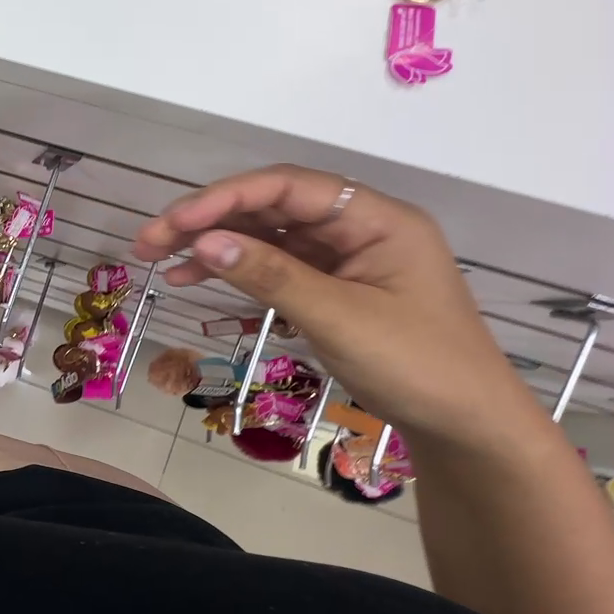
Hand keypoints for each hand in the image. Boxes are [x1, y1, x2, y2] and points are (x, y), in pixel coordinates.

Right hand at [132, 164, 539, 446]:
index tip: (173, 222)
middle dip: (205, 219)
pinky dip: (227, 271)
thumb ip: (270, 275)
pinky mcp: (325, 286)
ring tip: (155, 259)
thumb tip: (202, 242)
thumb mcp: (339, 318)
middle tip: (148, 241)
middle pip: (267, 206)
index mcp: (376, 220)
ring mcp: (339, 257)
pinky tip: (188, 280)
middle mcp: (355, 228)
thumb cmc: (417, 365)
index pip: (287, 187)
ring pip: (261, 235)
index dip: (224, 197)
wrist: (465, 426)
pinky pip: (267, 265)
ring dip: (208, 244)